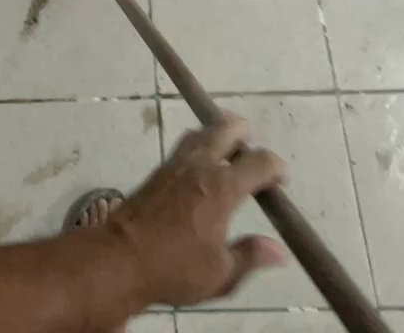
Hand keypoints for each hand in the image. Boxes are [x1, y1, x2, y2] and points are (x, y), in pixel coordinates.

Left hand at [106, 113, 289, 306]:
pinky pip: (183, 144)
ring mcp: (175, 164)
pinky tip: (199, 158)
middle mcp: (199, 166)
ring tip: (227, 138)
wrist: (121, 256)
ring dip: (216, 131)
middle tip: (251, 136)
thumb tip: (278, 250)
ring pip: (200, 133)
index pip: (257, 163)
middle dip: (242, 130)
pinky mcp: (157, 170)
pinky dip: (198, 142)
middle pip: (224, 130)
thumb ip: (250, 256)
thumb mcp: (220, 274)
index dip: (275, 166)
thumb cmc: (175, 268)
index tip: (282, 178)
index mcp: (222, 188)